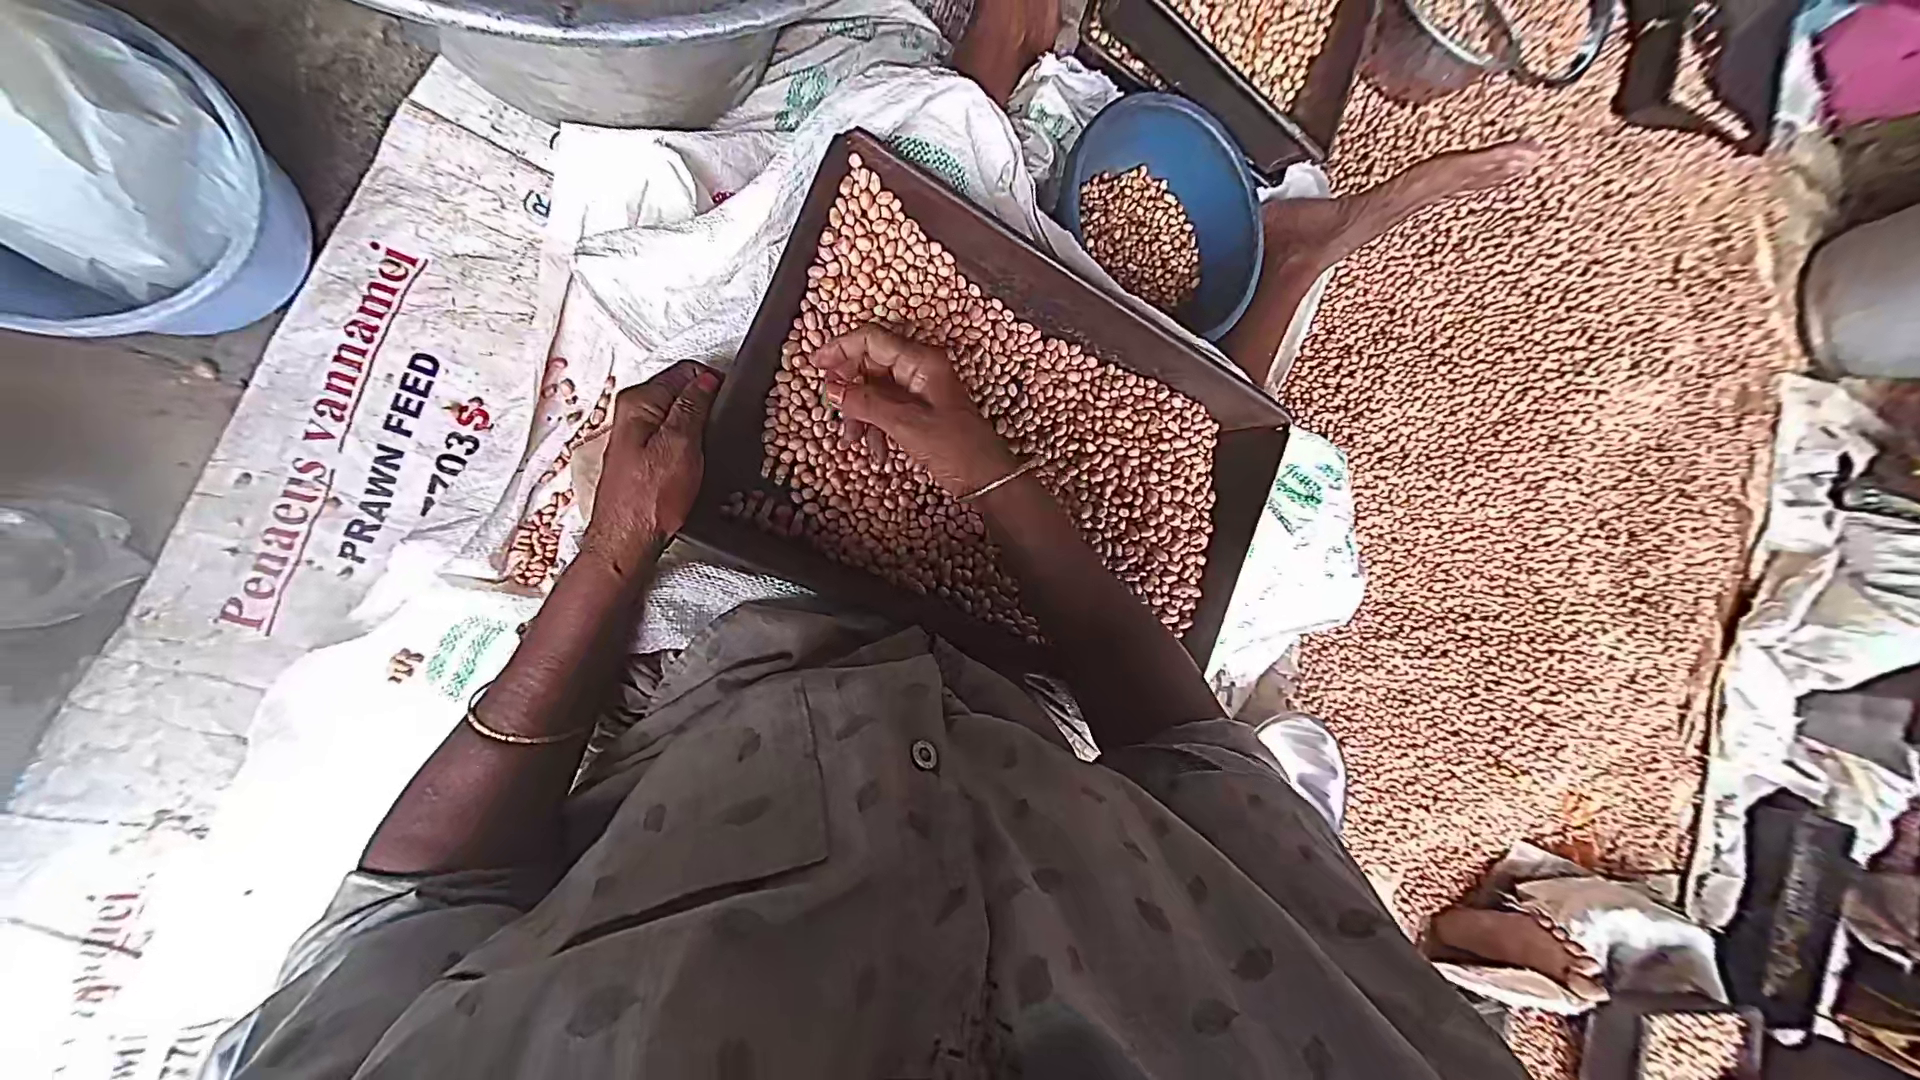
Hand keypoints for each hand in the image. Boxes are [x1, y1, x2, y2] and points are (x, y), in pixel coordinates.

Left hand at [581, 360, 720, 562]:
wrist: (629, 538)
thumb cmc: (651, 496)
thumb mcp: (680, 444)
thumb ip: (692, 407)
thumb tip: (706, 380)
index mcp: (640, 402)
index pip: (684, 372)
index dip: (713, 380)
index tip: (734, 396)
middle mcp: (634, 413)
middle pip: (680, 390)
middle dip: (707, 398)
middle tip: (733, 415)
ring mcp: (638, 435)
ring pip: (678, 414)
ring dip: (701, 420)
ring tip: (723, 435)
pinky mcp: (645, 456)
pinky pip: (674, 434)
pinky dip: (692, 438)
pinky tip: (704, 453)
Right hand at [807, 324, 1017, 497]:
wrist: (986, 477)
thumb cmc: (958, 449)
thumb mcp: (905, 424)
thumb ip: (866, 403)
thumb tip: (832, 389)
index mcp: (922, 362)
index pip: (871, 339)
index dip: (840, 349)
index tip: (817, 365)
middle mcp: (920, 370)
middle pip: (870, 365)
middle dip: (849, 390)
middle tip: (834, 410)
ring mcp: (920, 391)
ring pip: (875, 391)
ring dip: (860, 415)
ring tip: (855, 441)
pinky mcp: (920, 411)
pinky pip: (887, 409)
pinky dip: (875, 427)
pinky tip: (877, 451)